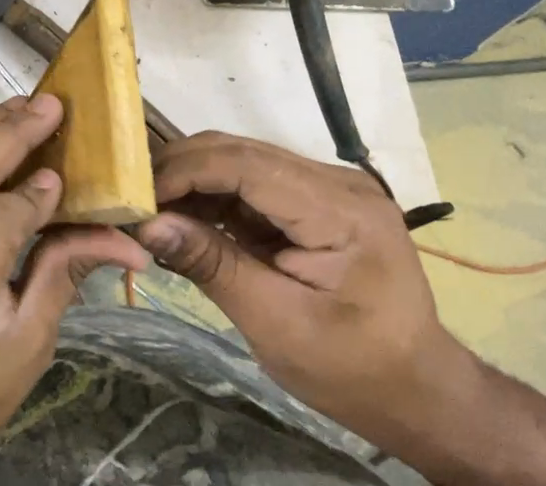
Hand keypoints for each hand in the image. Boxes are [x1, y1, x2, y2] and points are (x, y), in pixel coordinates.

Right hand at [133, 132, 468, 440]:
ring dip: (187, 181)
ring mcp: (324, 189)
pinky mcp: (309, 202)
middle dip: (177, 170)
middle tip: (129, 201)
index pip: (245, 164)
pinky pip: (246, 183)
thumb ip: (212, 265)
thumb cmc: (353, 369)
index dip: (182, 172)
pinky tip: (179, 219)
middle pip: (237, 151)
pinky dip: (206, 196)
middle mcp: (336, 183)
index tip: (134, 199)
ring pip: (235, 160)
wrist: (416, 393)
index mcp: (341, 211)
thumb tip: (145, 225)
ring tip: (147, 211)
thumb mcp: (277, 324)